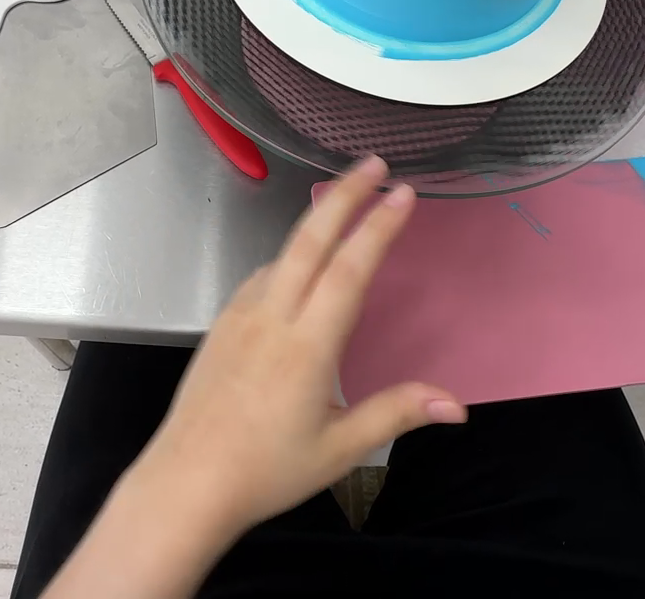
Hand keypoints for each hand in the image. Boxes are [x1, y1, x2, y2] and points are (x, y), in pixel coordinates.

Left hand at [122, 157, 465, 535]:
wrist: (187, 481)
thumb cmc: (266, 469)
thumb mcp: (339, 448)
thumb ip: (397, 413)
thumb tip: (458, 405)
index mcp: (307, 343)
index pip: (349, 269)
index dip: (378, 226)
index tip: (402, 192)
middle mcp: (273, 314)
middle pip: (312, 237)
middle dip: (345, 193)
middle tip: (374, 163)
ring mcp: (242, 312)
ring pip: (285, 251)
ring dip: (318, 219)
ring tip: (346, 201)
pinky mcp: (223, 320)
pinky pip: (263, 274)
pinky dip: (291, 254)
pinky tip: (301, 264)